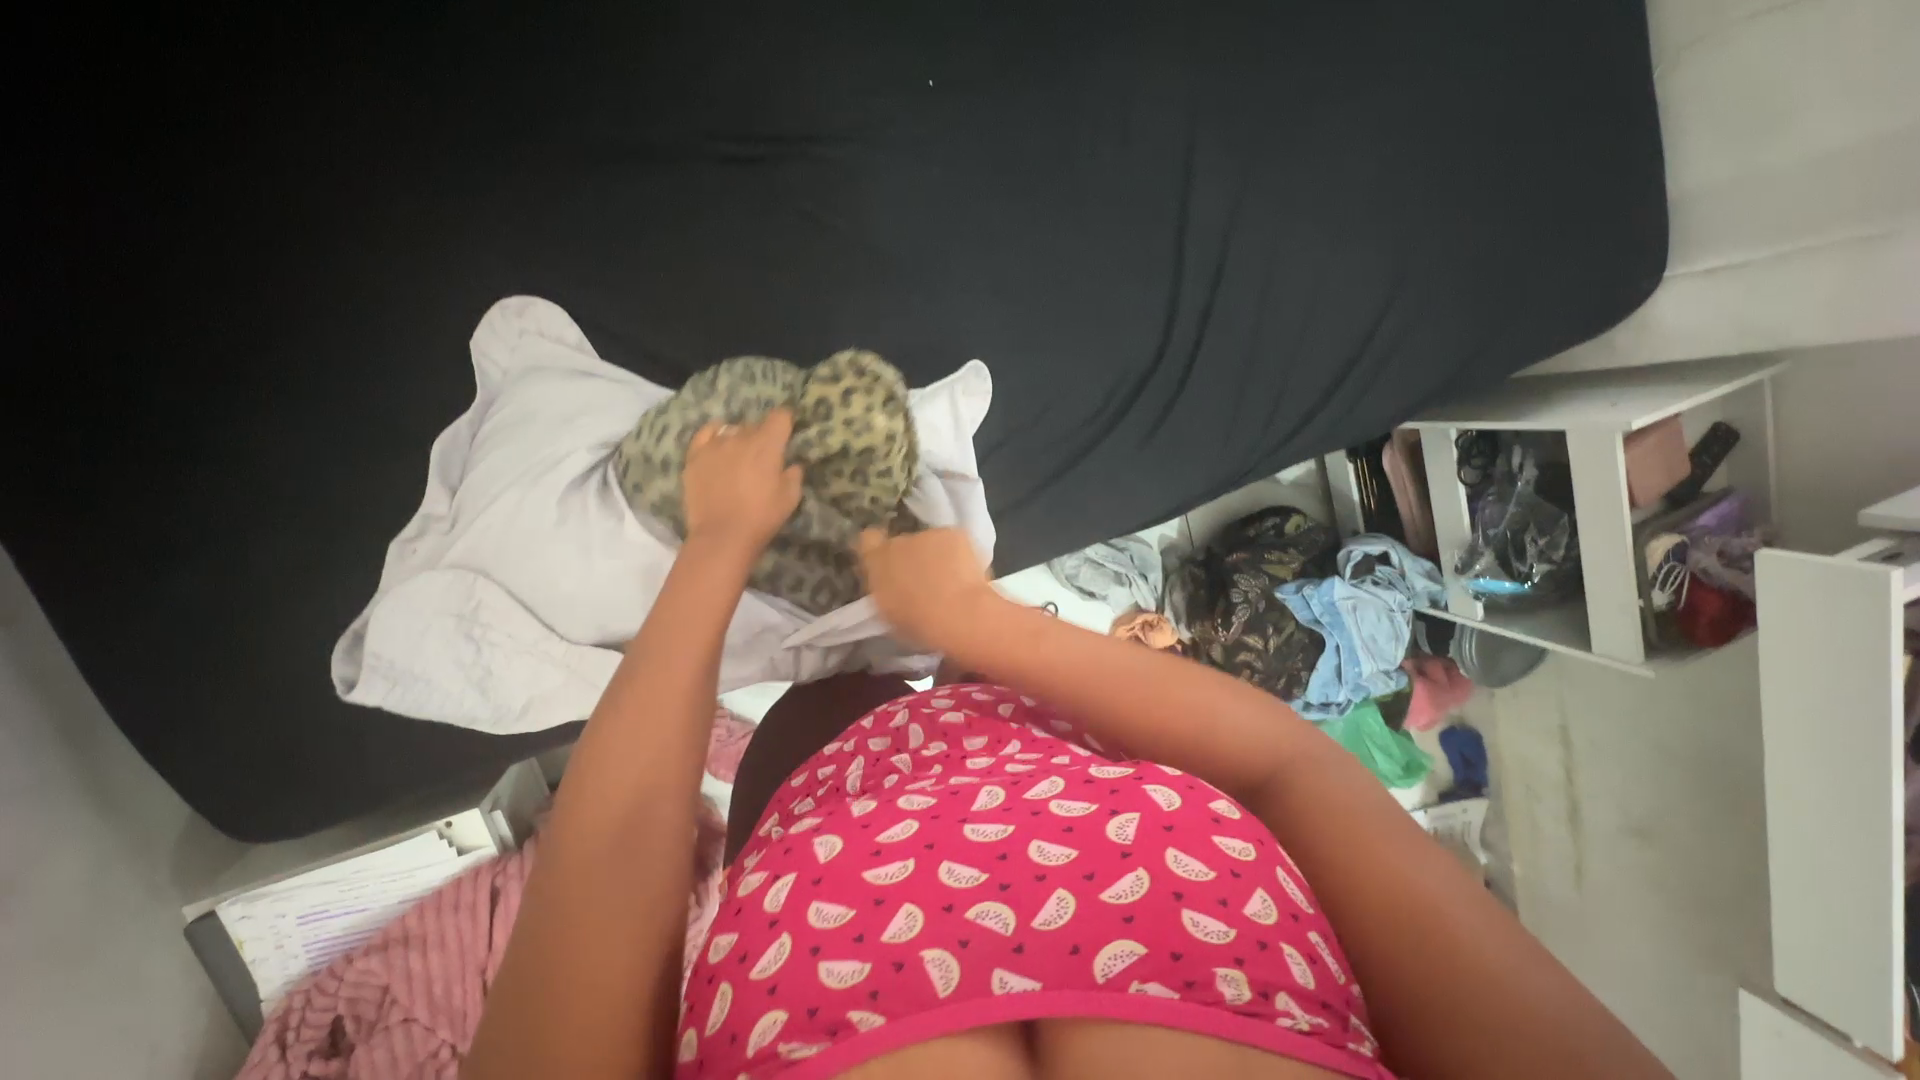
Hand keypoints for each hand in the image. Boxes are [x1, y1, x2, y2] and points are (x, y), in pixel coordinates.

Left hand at [682, 408, 802, 557]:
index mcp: (767, 444)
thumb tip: (791, 464)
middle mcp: (740, 437)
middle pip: (755, 425)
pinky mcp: (695, 457)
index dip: (785, 421)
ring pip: (730, 430)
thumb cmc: (762, 517)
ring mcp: (714, 445)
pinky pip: (705, 434)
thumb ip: (793, 475)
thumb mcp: (790, 498)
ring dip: (738, 439)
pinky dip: (714, 435)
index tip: (787, 431)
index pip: (780, 416)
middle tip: (763, 456)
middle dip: (762, 436)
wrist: (722, 535)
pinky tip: (717, 443)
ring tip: (739, 456)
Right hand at [857, 527, 1000, 648]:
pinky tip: (968, 572)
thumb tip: (890, 590)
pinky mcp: (954, 533)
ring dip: (935, 556)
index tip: (885, 563)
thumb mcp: (890, 616)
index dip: (877, 549)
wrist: (958, 613)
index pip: (867, 541)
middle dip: (910, 558)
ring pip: (929, 543)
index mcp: (877, 563)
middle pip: (901, 544)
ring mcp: (927, 535)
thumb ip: (886, 594)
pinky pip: (954, 542)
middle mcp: (898, 543)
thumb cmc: (920, 624)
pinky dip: (959, 553)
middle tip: (924, 581)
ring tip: (950, 580)